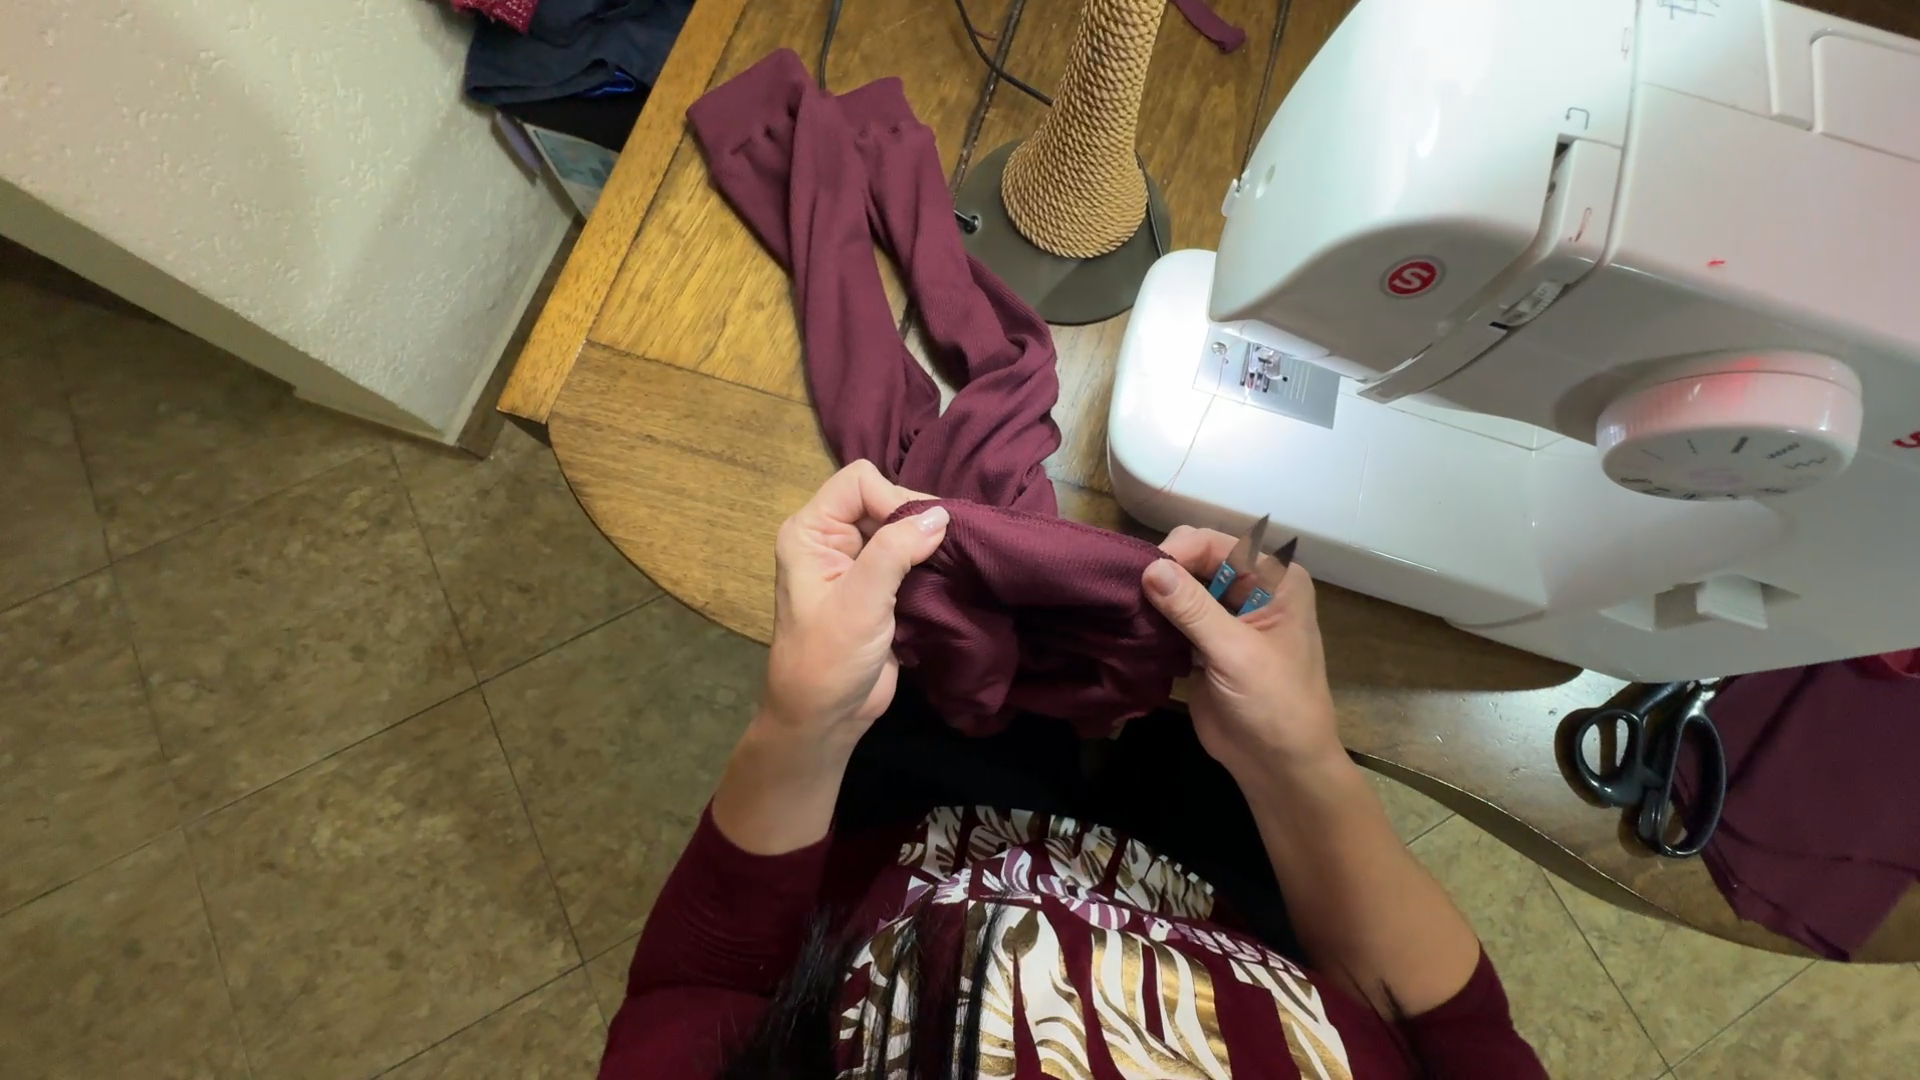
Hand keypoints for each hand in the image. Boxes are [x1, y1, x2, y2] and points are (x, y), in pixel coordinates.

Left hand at [760, 460, 948, 745]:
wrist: (825, 717)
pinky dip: (929, 560)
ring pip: (899, 527)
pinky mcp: (878, 586)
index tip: (924, 534)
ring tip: (952, 558)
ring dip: (926, 541)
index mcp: (810, 532)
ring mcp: (855, 562)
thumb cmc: (828, 659)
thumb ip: (895, 551)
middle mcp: (830, 539)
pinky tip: (947, 572)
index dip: (894, 499)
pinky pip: (908, 555)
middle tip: (947, 547)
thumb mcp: (859, 602)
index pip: (858, 483)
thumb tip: (941, 514)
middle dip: (915, 518)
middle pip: (881, 499)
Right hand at [1142, 527, 1342, 784]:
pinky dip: (1153, 618)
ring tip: (1123, 606)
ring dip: (1154, 595)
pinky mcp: (1204, 642)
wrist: (1279, 767)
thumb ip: (1192, 608)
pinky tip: (1132, 625)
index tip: (1142, 574)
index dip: (1178, 551)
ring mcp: (1226, 616)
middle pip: (1196, 559)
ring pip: (1181, 587)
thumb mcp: (1234, 652)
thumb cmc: (1274, 705)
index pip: (1216, 544)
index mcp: (1274, 579)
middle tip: (1128, 591)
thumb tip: (1148, 567)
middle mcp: (1252, 589)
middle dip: (1163, 570)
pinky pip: (1173, 617)